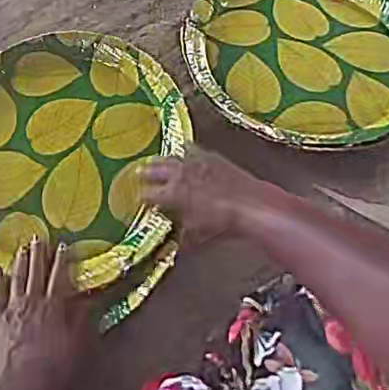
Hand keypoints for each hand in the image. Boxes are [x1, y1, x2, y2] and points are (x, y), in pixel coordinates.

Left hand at [0, 237, 92, 389]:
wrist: (16, 388)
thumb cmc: (50, 371)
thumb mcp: (74, 346)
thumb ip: (79, 320)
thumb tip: (87, 299)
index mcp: (54, 306)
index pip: (59, 276)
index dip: (61, 259)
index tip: (62, 245)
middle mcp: (33, 301)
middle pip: (37, 271)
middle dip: (39, 253)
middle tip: (39, 236)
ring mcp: (12, 309)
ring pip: (17, 278)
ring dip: (20, 261)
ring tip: (22, 248)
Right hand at [140, 150, 276, 244]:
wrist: (250, 204)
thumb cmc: (222, 223)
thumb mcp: (197, 236)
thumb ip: (181, 237)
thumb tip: (174, 243)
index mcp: (173, 194)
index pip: (151, 194)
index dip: (143, 197)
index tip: (138, 198)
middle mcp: (181, 175)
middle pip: (158, 171)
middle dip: (147, 173)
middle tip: (138, 173)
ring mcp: (196, 163)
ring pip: (172, 158)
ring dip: (162, 160)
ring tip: (154, 159)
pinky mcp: (211, 157)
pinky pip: (193, 149)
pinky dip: (186, 149)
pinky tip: (184, 146)